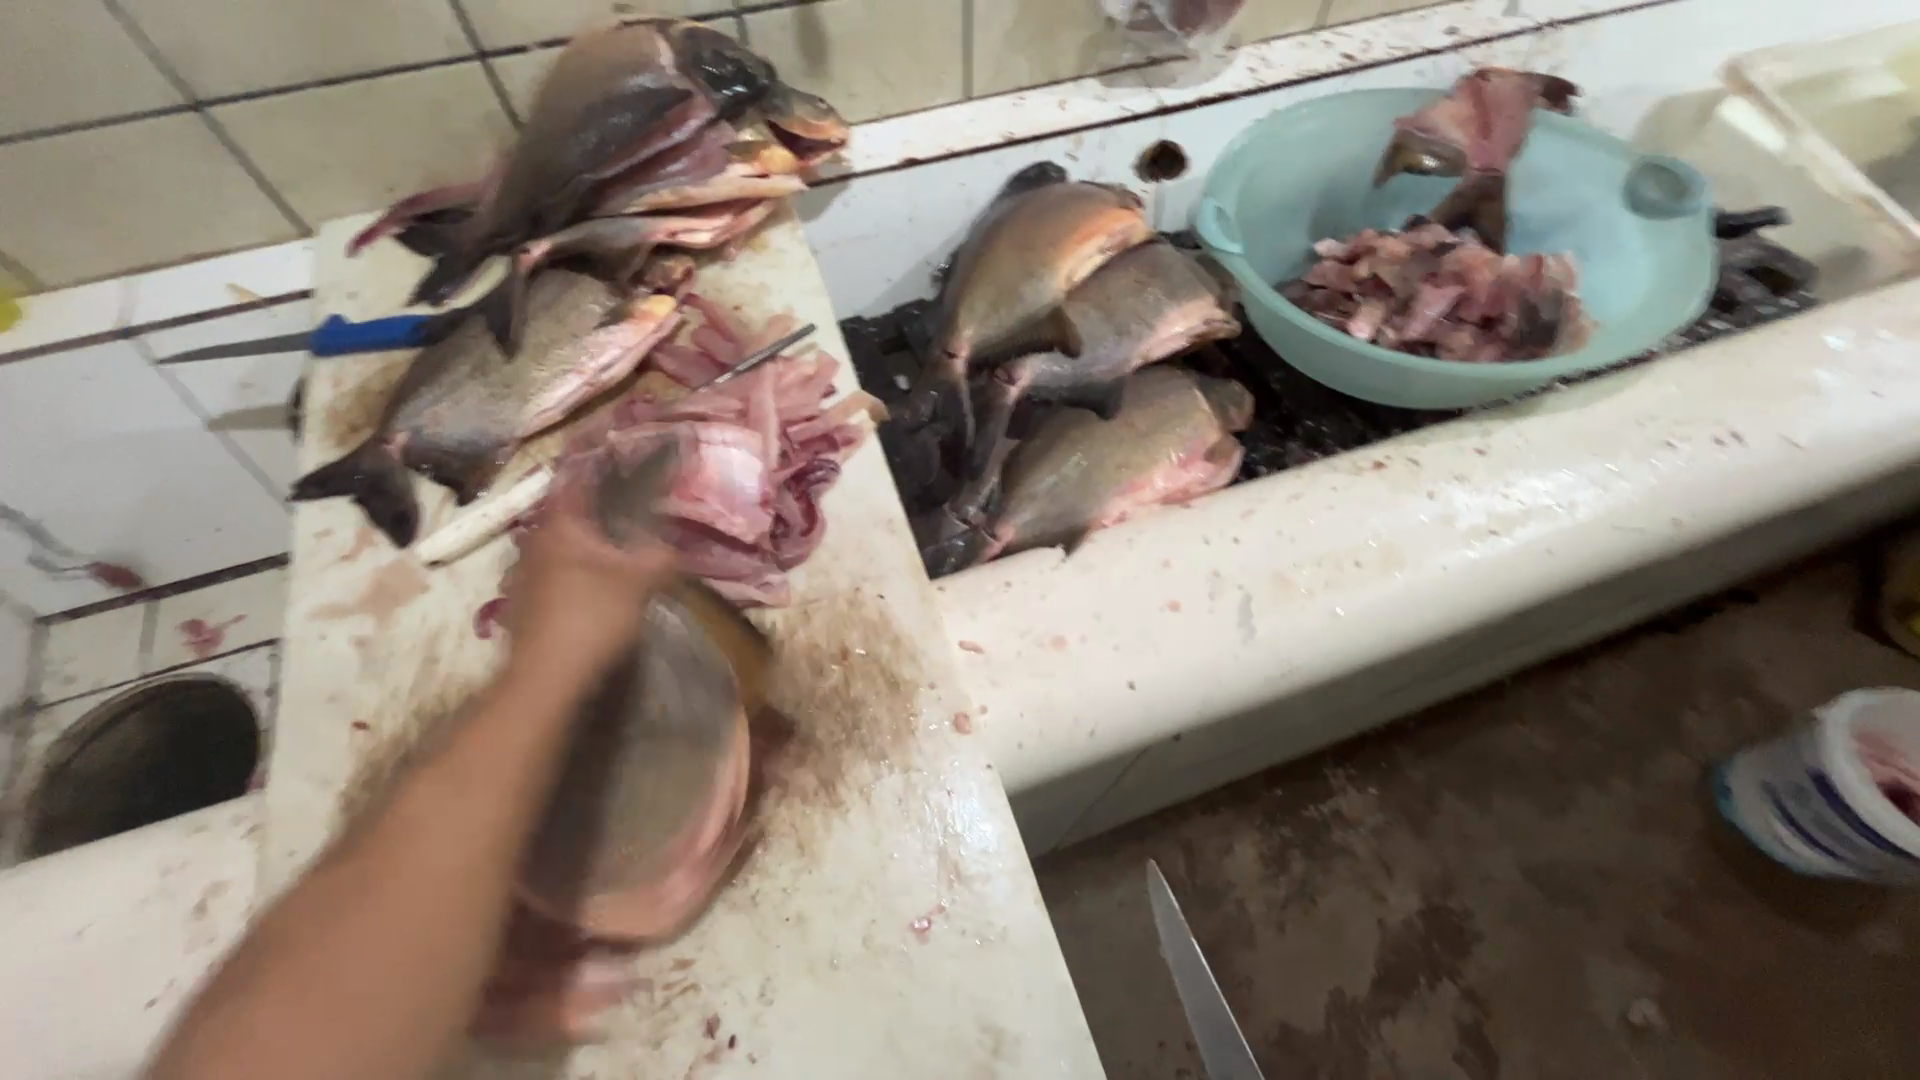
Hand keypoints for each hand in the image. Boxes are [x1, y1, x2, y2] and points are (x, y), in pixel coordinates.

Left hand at [500, 469, 675, 694]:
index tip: (619, 450)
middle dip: (594, 506)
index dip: (598, 462)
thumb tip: (673, 541)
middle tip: (625, 501)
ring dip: (584, 540)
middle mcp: (535, 542)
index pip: (577, 479)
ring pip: (560, 544)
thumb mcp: (640, 580)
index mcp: (561, 525)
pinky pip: (557, 571)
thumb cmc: (592, 615)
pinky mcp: (527, 603)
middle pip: (567, 512)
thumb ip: (659, 553)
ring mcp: (525, 574)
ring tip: (614, 541)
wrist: (547, 677)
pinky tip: (596, 582)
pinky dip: (577, 567)